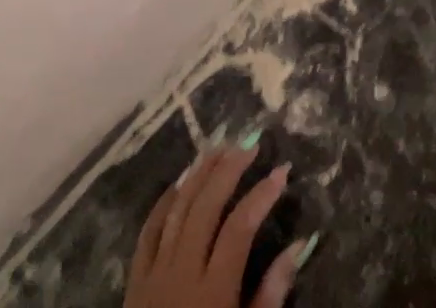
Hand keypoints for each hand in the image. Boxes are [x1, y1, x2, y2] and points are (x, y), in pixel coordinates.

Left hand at [125, 133, 319, 307]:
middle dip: (229, 171)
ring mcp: (154, 272)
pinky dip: (164, 202)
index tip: (282, 171)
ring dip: (199, 175)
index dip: (261, 196)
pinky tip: (178, 182)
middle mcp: (181, 272)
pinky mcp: (135, 279)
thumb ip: (271, 292)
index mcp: (212, 290)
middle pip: (205, 208)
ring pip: (176, 211)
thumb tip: (301, 245)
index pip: (239, 228)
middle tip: (250, 143)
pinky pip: (147, 231)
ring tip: (219, 148)